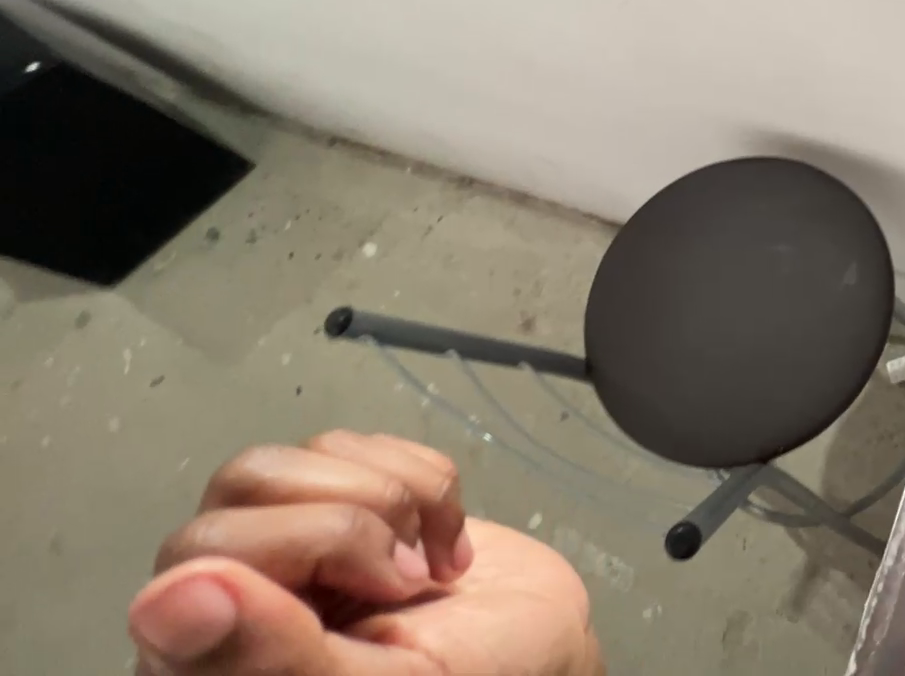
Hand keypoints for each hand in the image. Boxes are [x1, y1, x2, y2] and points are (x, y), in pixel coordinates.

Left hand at [129, 431, 599, 675]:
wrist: (541, 642)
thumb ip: (270, 658)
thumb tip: (168, 594)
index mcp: (211, 654)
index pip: (205, 545)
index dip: (318, 545)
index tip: (392, 593)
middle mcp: (239, 588)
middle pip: (250, 477)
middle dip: (361, 513)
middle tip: (412, 575)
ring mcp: (300, 536)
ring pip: (314, 450)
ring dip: (403, 493)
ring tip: (431, 557)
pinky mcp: (361, 495)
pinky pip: (375, 445)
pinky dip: (433, 482)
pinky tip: (444, 536)